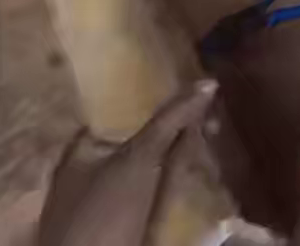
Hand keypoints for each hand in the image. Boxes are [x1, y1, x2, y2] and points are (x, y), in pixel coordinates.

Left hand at [37, 80, 218, 245]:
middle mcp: (95, 170)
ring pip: (158, 156)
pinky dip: (184, 168)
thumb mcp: (138, 160)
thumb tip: (209, 82)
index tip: (193, 84)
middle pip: (145, 132)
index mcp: (82, 153)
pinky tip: (207, 158)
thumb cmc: (103, 216)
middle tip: (212, 107)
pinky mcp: (133, 216)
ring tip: (216, 129)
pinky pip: (164, 180)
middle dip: (179, 118)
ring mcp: (114, 195)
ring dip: (186, 143)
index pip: (124, 108)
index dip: (159, 94)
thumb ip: (171, 118)